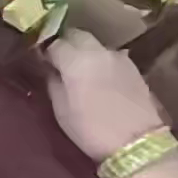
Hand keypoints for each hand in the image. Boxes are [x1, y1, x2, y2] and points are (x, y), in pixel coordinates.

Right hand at [45, 29, 166, 160]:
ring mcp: (118, 57)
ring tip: (79, 71)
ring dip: (84, 52)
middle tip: (58, 61)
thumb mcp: (62, 111)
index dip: (45, 51)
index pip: (55, 44)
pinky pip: (109, 56)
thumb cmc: (91, 130)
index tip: (41, 62)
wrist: (136, 143)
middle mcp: (98, 51)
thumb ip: (53, 84)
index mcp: (76, 60)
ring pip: (95, 44)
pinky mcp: (133, 67)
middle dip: (65, 43)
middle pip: (77, 35)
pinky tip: (99, 79)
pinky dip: (100, 61)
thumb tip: (51, 70)